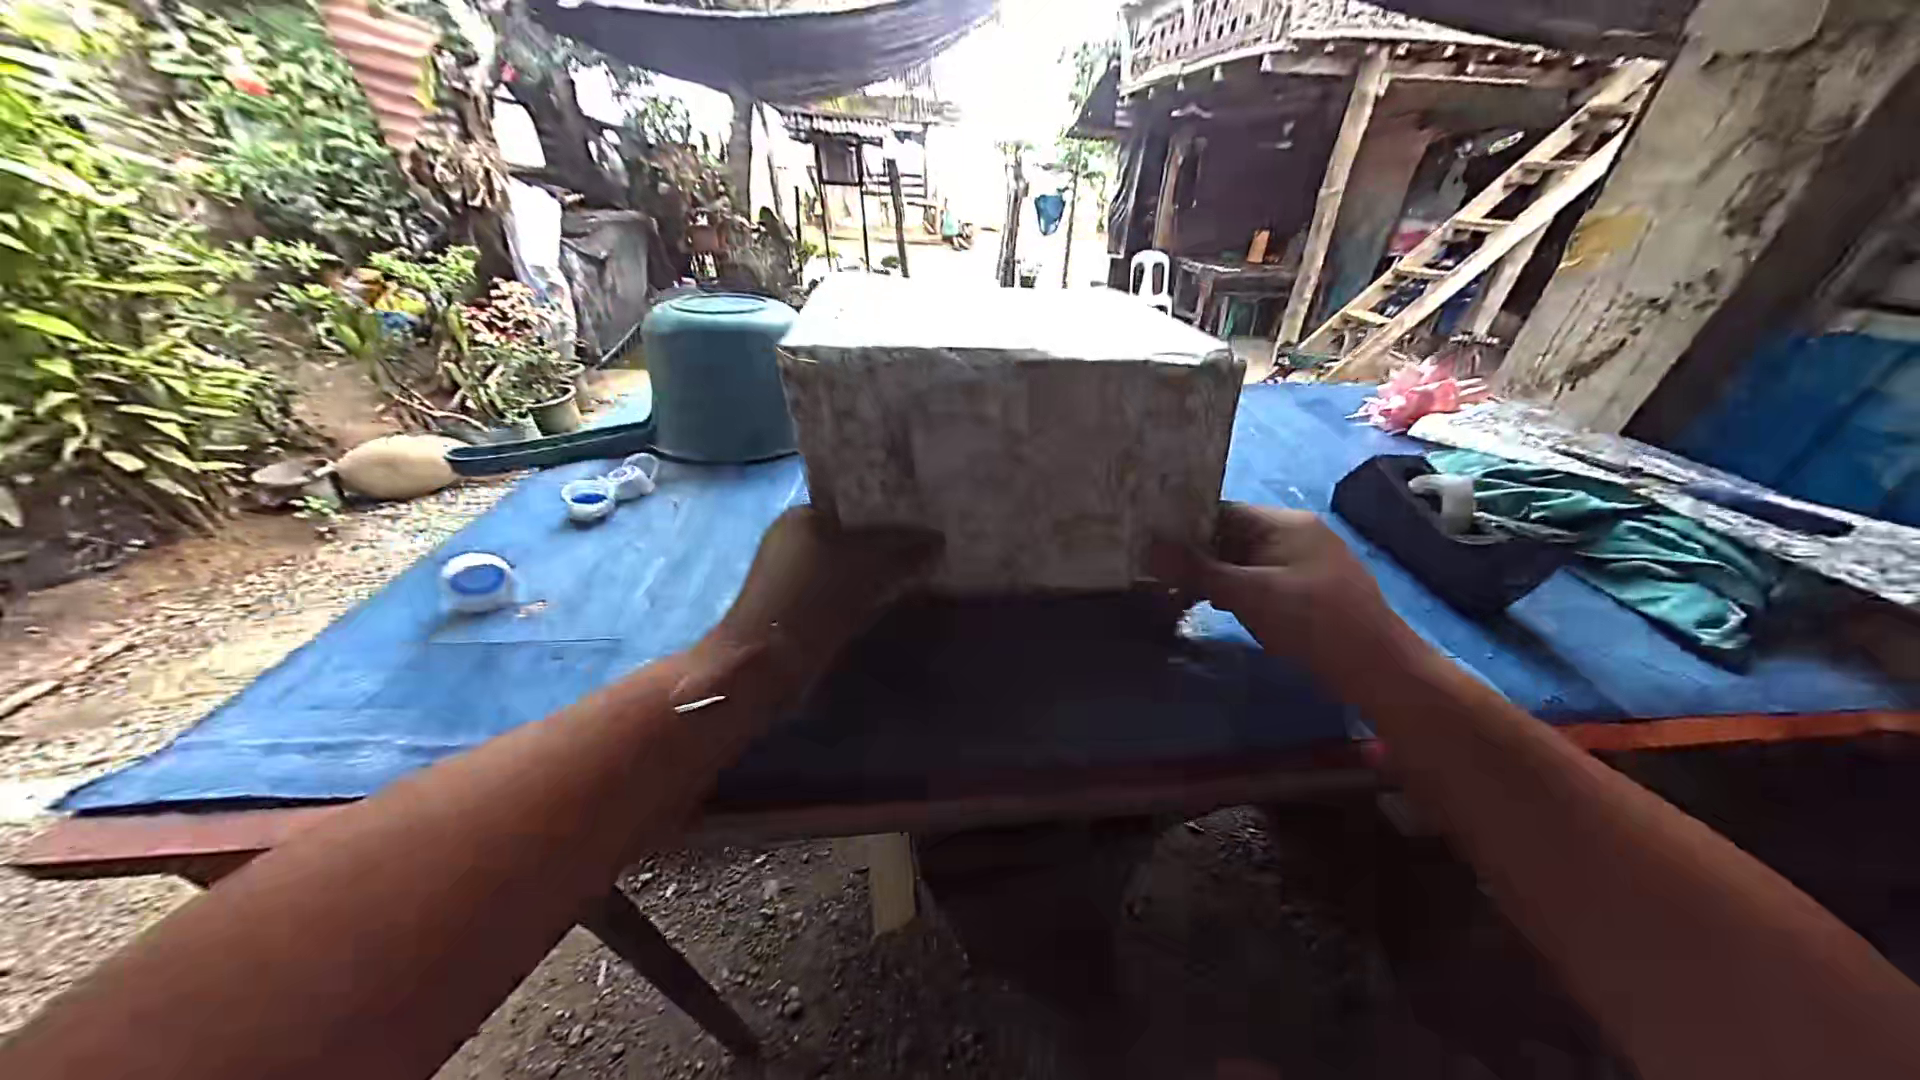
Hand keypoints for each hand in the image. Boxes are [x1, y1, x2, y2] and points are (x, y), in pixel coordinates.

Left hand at [707, 506, 940, 692]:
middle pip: (852, 534)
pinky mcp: (793, 604)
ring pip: (845, 563)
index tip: (923, 522)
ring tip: (915, 571)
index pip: (855, 503)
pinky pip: (837, 588)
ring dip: (875, 570)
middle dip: (887, 543)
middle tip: (926, 548)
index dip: (891, 512)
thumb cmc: (815, 599)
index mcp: (802, 514)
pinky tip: (887, 597)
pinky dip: (859, 591)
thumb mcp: (870, 568)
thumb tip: (938, 543)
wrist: (767, 661)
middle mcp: (792, 536)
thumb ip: (906, 552)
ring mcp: (789, 572)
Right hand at [1153, 502, 1414, 675]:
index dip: (1183, 526)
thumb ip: (1198, 570)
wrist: (1377, 670)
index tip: (1148, 543)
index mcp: (1284, 523)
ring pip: (1237, 561)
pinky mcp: (1297, 591)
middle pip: (1227, 536)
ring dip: (1208, 576)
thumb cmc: (1315, 622)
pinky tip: (1206, 605)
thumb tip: (1148, 548)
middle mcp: (1290, 536)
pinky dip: (1228, 591)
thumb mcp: (1251, 594)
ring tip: (1172, 593)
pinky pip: (1252, 581)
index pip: (1220, 511)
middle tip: (1154, 574)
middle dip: (1192, 556)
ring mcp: (1295, 564)